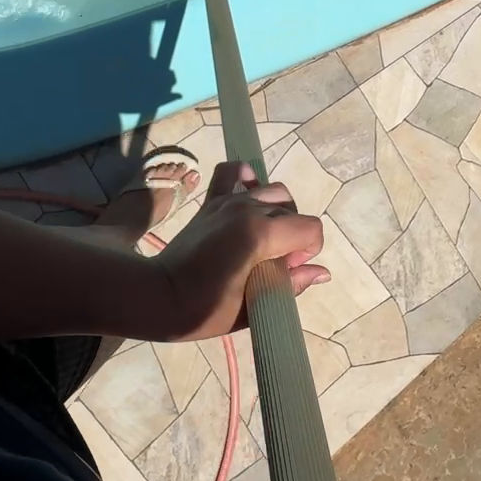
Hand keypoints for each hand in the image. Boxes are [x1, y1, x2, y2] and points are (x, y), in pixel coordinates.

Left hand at [147, 162, 330, 341]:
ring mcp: (228, 200)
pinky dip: (244, 177)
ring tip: (261, 237)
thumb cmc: (205, 310)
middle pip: (292, 211)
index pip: (311, 228)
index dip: (307, 250)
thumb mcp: (254, 307)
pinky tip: (246, 195)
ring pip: (272, 191)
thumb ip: (292, 285)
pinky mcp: (211, 200)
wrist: (158, 296)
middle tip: (271, 263)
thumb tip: (322, 272)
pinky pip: (232, 171)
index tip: (286, 270)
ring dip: (275, 212)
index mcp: (262, 234)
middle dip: (292, 235)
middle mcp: (249, 208)